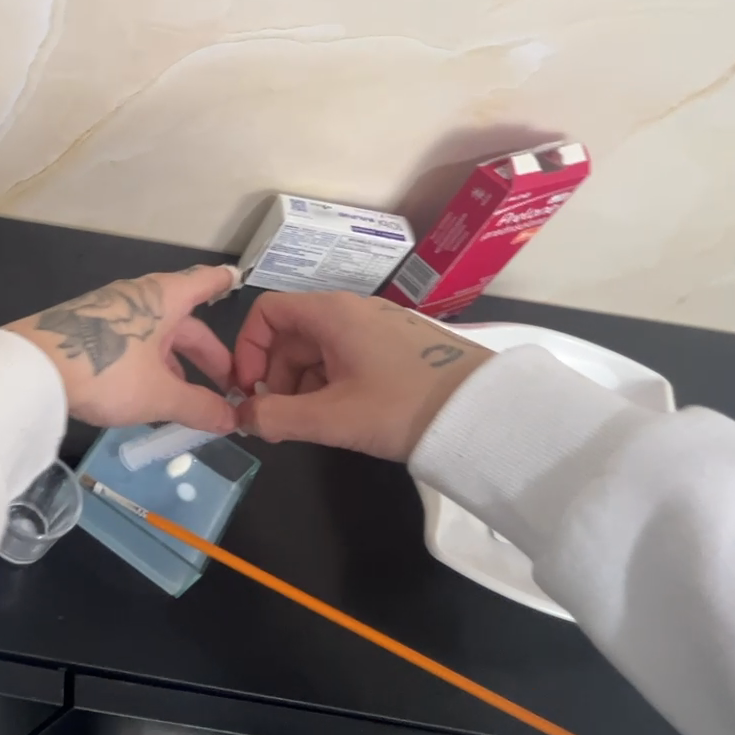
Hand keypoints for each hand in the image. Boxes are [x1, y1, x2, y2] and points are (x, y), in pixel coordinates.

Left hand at [6, 265, 241, 434]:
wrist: (32, 367)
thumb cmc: (107, 370)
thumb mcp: (159, 395)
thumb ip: (198, 407)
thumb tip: (230, 420)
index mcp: (163, 298)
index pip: (203, 281)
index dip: (222, 282)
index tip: (237, 279)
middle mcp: (137, 296)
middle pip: (182, 320)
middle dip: (205, 354)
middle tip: (225, 386)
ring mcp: (107, 310)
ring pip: (153, 335)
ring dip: (174, 365)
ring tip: (185, 400)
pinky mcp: (83, 328)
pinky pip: (128, 343)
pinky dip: (145, 365)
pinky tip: (144, 394)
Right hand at [231, 292, 493, 461]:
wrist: (494, 417)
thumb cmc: (404, 407)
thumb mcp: (331, 418)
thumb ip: (275, 418)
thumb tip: (241, 418)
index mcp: (330, 313)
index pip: (266, 312)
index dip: (248, 349)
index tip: (250, 390)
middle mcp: (351, 310)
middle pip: (290, 334)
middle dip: (275, 376)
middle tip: (278, 418)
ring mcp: (379, 327)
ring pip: (318, 350)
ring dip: (302, 385)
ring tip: (313, 424)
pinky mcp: (401, 347)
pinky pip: (347, 358)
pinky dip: (332, 384)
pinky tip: (345, 416)